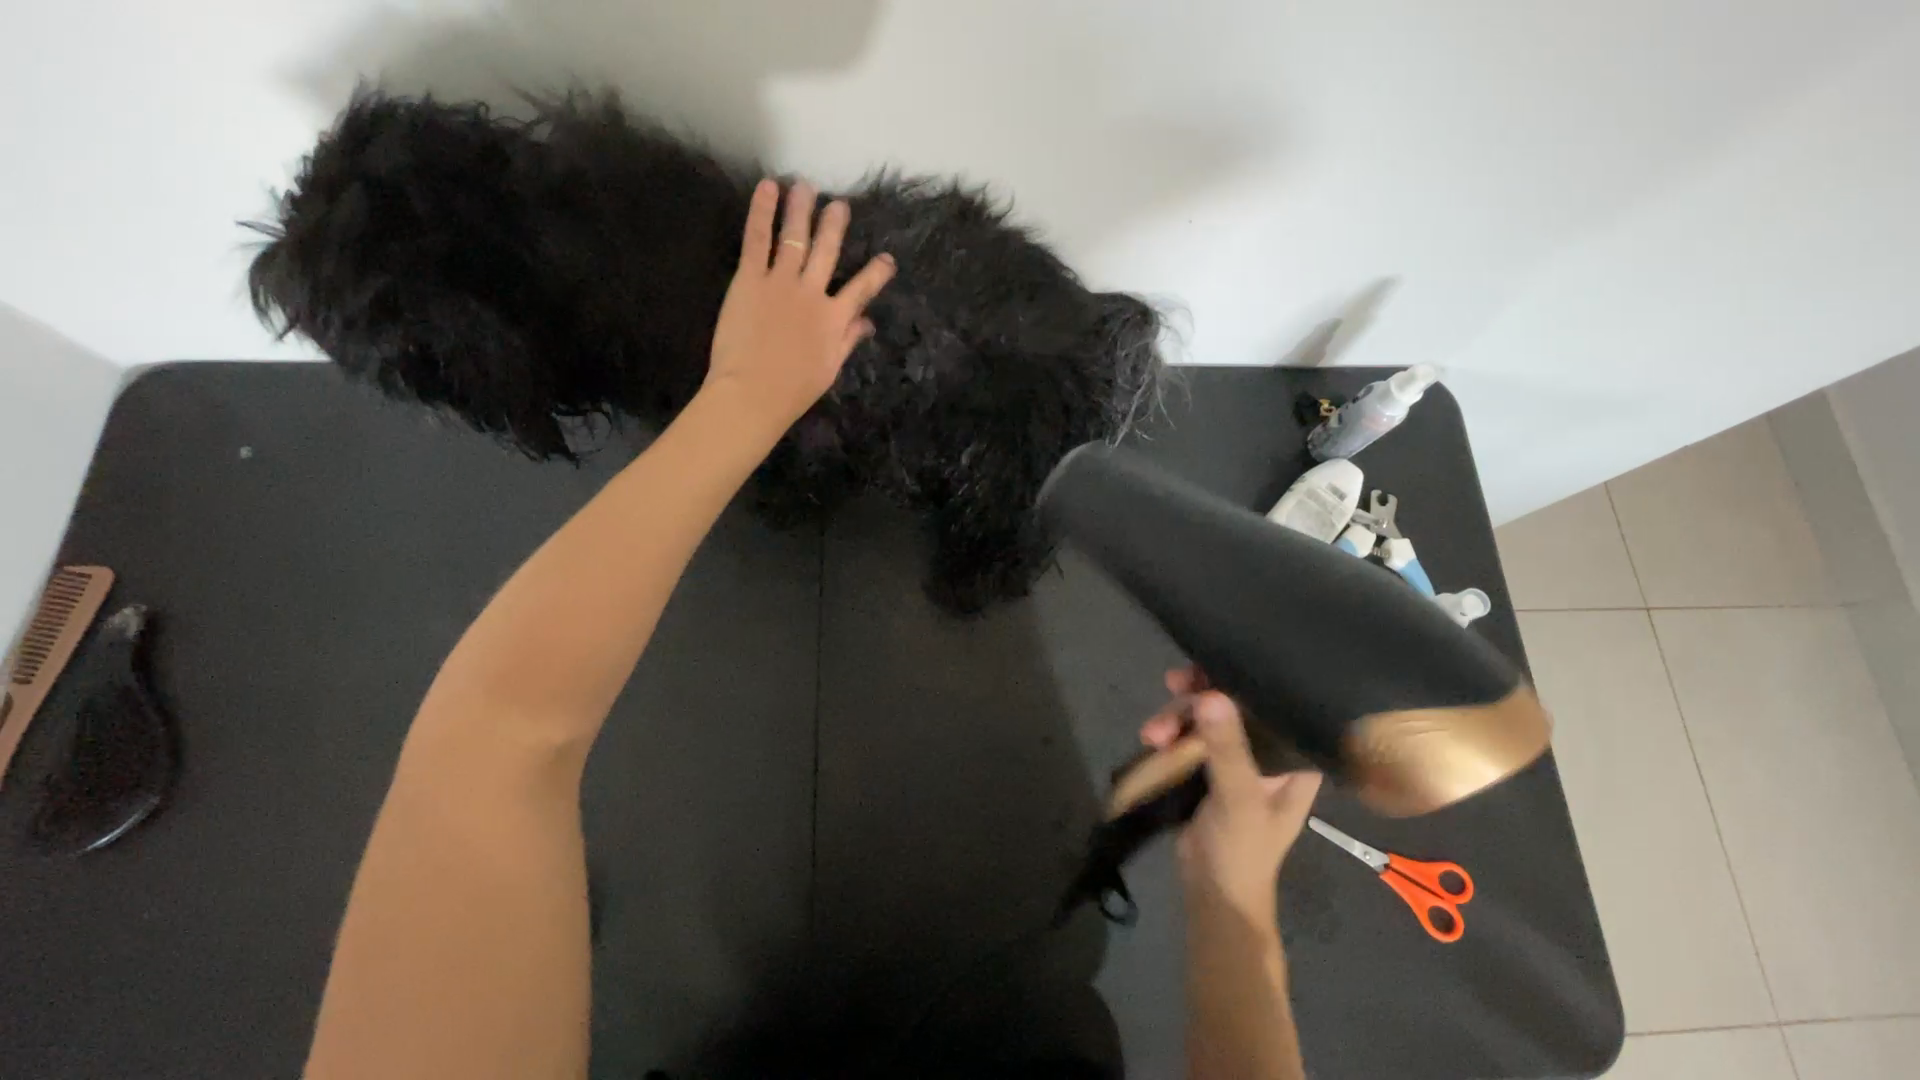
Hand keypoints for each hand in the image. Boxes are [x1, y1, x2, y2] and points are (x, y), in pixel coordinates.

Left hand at [703, 178, 896, 429]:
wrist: (753, 392)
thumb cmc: (793, 390)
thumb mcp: (829, 368)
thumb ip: (848, 340)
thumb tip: (867, 323)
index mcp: (834, 319)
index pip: (862, 289)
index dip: (877, 273)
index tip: (887, 259)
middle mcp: (812, 292)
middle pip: (827, 251)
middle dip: (835, 226)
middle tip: (839, 205)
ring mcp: (781, 282)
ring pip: (795, 236)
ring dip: (801, 208)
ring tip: (805, 185)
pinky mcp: (750, 278)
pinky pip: (757, 238)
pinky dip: (762, 210)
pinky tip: (768, 187)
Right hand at [1140, 668, 1322, 923]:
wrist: (1215, 897)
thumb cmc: (1243, 851)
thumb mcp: (1238, 797)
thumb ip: (1226, 746)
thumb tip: (1211, 695)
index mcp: (1294, 756)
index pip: (1272, 702)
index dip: (1242, 679)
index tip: (1208, 668)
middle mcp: (1269, 752)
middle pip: (1234, 705)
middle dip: (1198, 698)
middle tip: (1171, 687)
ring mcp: (1237, 761)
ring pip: (1207, 719)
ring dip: (1177, 718)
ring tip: (1152, 733)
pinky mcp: (1208, 771)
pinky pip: (1190, 738)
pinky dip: (1172, 733)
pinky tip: (1152, 738)